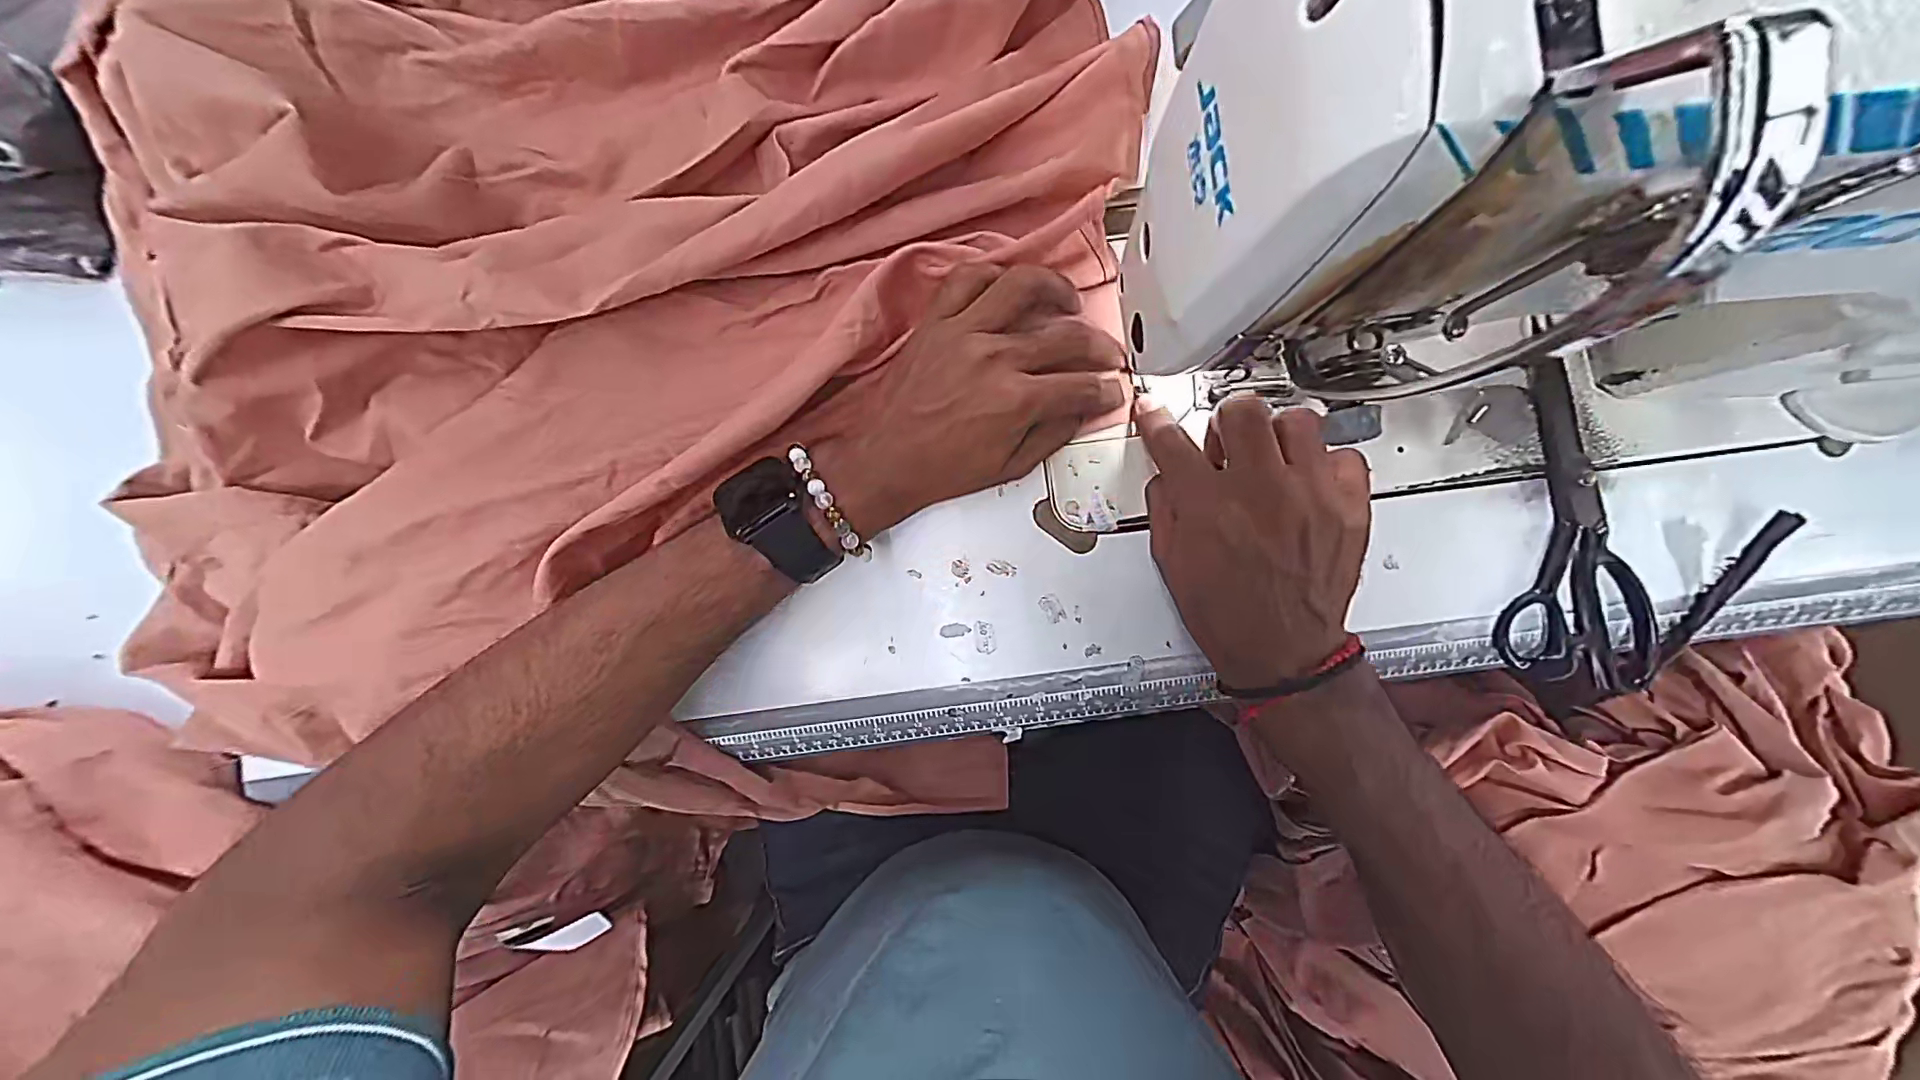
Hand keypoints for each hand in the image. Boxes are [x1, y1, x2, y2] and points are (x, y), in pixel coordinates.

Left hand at [813, 264, 1128, 533]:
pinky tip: (1008, 286)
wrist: (885, 461)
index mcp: (1014, 401)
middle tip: (1105, 354)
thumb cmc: (940, 469)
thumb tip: (1080, 410)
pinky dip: (994, 273)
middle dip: (1100, 345)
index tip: (1112, 387)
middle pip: (1066, 334)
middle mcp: (993, 359)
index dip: (1106, 387)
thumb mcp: (1009, 466)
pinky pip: (968, 278)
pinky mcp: (936, 322)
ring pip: (1022, 285)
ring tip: (1067, 302)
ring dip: (1055, 288)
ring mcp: (963, 333)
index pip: (1080, 385)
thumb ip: (1052, 434)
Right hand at [1136, 394, 1371, 687]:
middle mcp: (1260, 493)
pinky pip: (1344, 456)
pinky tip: (1308, 482)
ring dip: (1277, 435)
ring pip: (1298, 421)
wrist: (1282, 651)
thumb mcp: (1173, 562)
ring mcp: (1309, 496)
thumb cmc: (1228, 614)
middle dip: (1227, 419)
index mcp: (1207, 508)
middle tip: (1227, 440)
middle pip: (1242, 412)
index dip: (1156, 421)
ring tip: (1272, 459)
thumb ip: (1165, 509)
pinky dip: (1324, 463)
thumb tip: (1166, 475)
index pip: (1171, 442)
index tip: (1154, 412)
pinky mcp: (1348, 508)